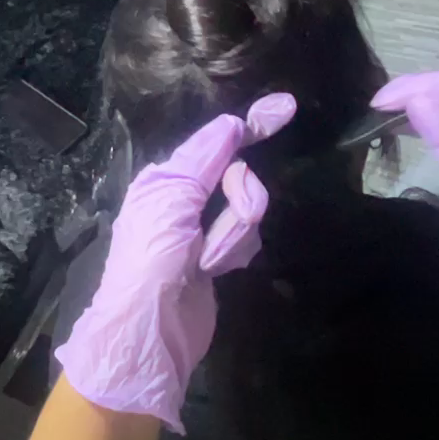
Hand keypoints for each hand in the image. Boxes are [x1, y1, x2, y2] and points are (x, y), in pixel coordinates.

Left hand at [54, 94, 295, 431]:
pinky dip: (235, 251)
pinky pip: (246, 236)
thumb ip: (204, 159)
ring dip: (233, 235)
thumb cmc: (152, 259)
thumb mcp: (172, 200)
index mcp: (166, 177)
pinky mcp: (218, 255)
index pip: (215, 141)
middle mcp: (184, 196)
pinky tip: (216, 271)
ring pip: (247, 208)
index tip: (286, 108)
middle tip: (212, 235)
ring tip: (208, 260)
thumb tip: (231, 124)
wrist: (152, 331)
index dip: (250, 126)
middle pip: (239, 175)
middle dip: (238, 203)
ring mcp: (203, 227)